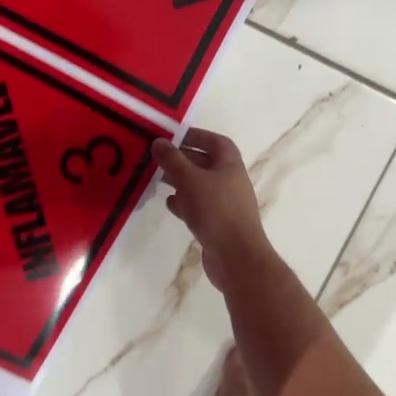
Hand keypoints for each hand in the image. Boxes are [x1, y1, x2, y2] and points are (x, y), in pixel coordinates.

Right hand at [152, 128, 275, 290]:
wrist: (237, 259)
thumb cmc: (216, 211)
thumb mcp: (190, 179)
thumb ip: (172, 159)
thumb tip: (158, 141)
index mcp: (230, 165)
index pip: (216, 142)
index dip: (196, 136)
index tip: (173, 136)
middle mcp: (230, 182)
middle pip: (205, 163)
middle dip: (182, 159)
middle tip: (158, 158)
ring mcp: (225, 205)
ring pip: (200, 186)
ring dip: (180, 181)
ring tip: (158, 179)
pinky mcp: (218, 225)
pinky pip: (199, 207)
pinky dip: (184, 203)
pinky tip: (170, 204)